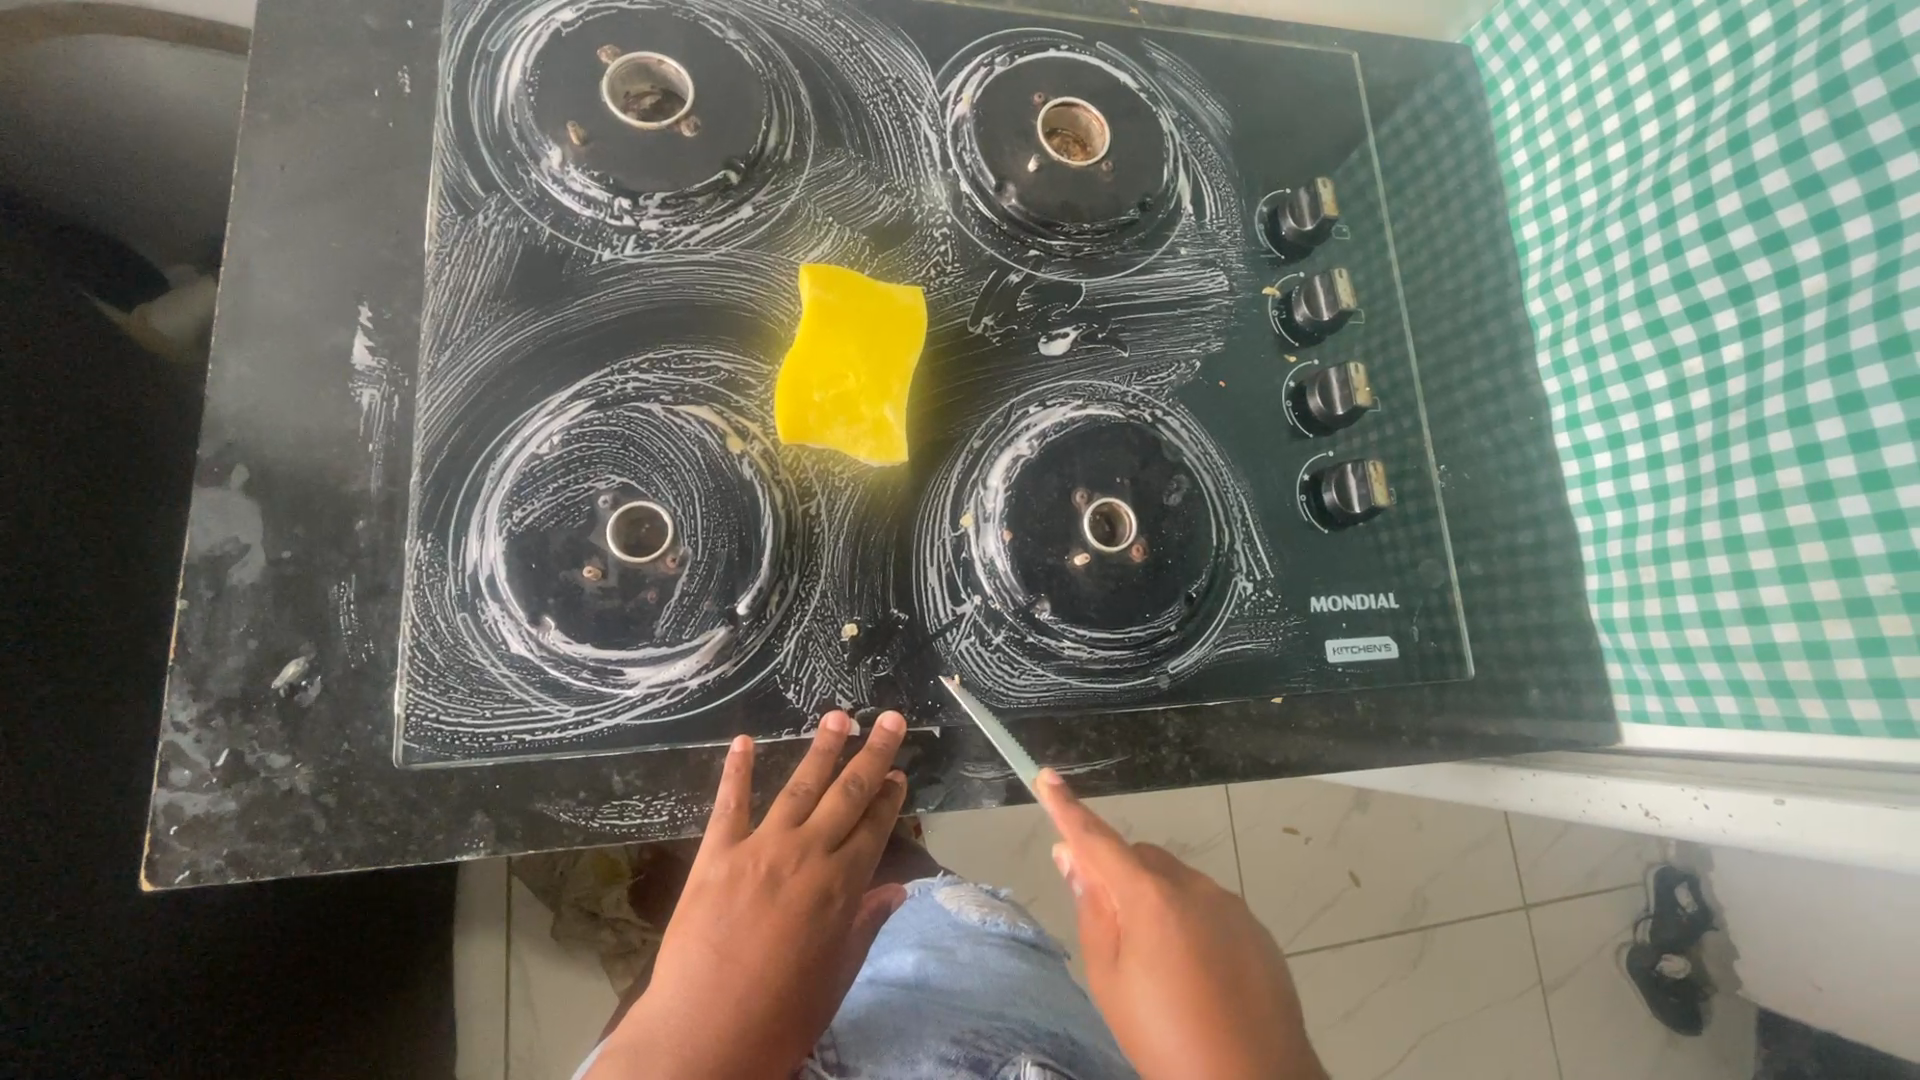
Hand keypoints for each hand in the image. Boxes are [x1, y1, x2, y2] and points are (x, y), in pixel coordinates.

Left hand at [587, 710, 909, 1079]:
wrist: (700, 1038)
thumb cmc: (778, 1019)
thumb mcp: (835, 978)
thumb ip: (865, 925)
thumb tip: (897, 889)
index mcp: (841, 888)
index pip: (874, 827)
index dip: (889, 797)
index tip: (899, 771)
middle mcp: (808, 856)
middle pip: (848, 794)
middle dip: (873, 754)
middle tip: (891, 719)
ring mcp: (760, 850)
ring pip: (800, 787)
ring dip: (823, 749)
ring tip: (840, 716)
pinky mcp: (716, 855)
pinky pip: (730, 804)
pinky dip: (737, 770)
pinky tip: (743, 741)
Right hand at [1036, 769, 1326, 1079]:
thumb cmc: (1166, 1037)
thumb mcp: (1109, 979)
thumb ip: (1091, 909)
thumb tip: (1072, 855)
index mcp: (1150, 896)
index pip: (1097, 839)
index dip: (1068, 808)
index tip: (1048, 776)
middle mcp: (1193, 885)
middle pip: (1140, 858)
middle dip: (1119, 876)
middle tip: (1114, 933)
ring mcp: (1230, 905)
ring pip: (1176, 882)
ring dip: (1157, 901)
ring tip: (1162, 967)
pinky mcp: (1256, 928)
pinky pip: (1209, 906)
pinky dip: (1191, 921)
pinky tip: (1198, 974)